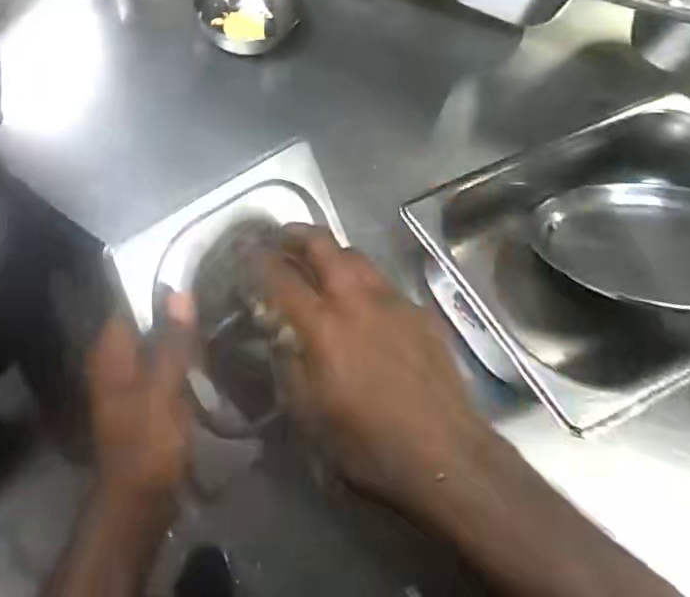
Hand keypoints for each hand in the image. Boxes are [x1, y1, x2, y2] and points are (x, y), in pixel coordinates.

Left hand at [86, 295, 197, 508]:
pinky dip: (181, 363)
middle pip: (144, 325)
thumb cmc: (146, 443)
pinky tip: (205, 357)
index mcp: (109, 354)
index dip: (156, 292)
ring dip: (180, 340)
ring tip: (212, 322)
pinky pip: (164, 369)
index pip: (128, 306)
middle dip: (173, 315)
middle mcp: (114, 363)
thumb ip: (172, 341)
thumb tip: (180, 292)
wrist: (140, 504)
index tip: (189, 278)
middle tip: (208, 300)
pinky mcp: (146, 401)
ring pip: (157, 347)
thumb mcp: (162, 388)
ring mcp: (130, 383)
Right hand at [260, 226, 493, 508]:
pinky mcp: (418, 311)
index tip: (244, 248)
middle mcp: (354, 299)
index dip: (257, 258)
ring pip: (355, 255)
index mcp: (321, 325)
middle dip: (295, 234)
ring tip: (320, 263)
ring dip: (331, 253)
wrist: (445, 454)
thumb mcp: (307, 414)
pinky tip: (363, 302)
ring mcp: (391, 300)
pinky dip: (363, 280)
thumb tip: (276, 334)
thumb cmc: (367, 443)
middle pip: (321, 244)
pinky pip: (383, 281)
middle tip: (281, 240)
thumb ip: (286, 365)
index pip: (279, 276)